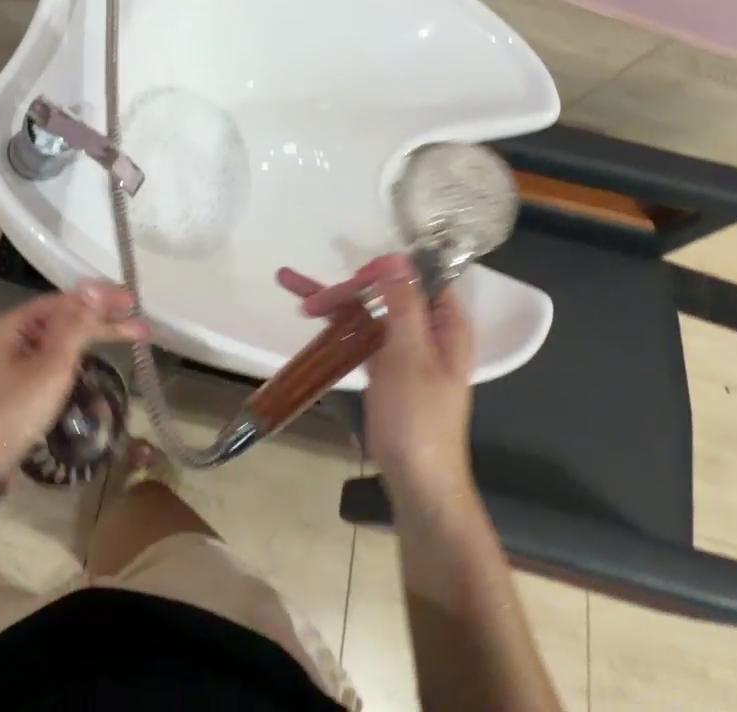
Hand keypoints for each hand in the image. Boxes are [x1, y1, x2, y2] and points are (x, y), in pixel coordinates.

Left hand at [0, 282, 146, 486]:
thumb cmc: (14, 413)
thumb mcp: (51, 366)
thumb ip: (77, 327)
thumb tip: (96, 288)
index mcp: (13, 325)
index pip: (64, 301)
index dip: (100, 299)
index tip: (133, 301)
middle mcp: (13, 338)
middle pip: (65, 320)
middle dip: (104, 321)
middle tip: (142, 324)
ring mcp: (16, 364)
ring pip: (63, 342)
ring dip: (95, 339)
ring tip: (133, 339)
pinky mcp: (22, 387)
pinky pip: (56, 363)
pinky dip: (80, 360)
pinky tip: (100, 363)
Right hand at [277, 254, 475, 509]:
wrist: (416, 477)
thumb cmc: (418, 417)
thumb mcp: (409, 356)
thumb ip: (403, 305)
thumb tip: (396, 257)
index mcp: (447, 325)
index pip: (422, 279)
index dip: (390, 269)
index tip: (355, 271)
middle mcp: (427, 332)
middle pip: (386, 295)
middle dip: (347, 289)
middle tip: (307, 296)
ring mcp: (404, 351)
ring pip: (368, 313)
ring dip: (334, 301)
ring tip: (289, 284)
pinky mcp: (384, 369)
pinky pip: (360, 336)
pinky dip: (337, 326)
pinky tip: (311, 316)